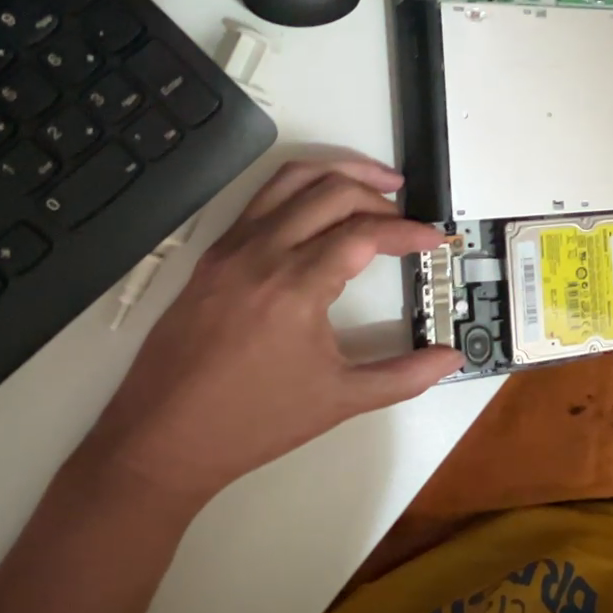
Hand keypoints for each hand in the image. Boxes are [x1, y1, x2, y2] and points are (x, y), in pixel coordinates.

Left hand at [78, 159, 462, 502]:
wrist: (161, 440)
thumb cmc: (252, 422)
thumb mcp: (339, 400)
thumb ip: (404, 376)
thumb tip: (450, 359)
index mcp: (296, 287)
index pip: (366, 232)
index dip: (410, 231)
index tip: (434, 240)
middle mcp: (262, 254)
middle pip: (333, 191)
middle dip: (380, 194)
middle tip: (407, 217)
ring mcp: (231, 250)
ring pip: (291, 180)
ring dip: (339, 172)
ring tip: (374, 183)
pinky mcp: (212, 257)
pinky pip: (261, 200)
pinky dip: (301, 189)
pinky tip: (320, 210)